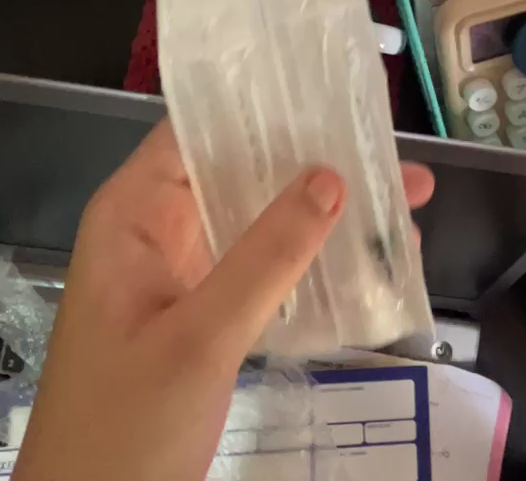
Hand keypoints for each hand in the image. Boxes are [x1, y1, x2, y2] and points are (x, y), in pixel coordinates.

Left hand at [16, 124, 434, 480]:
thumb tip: (333, 177)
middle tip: (389, 150)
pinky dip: (310, 255)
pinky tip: (368, 256)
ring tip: (401, 197)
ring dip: (322, 209)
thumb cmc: (124, 429)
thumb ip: (266, 256)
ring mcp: (183, 268)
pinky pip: (262, 262)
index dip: (260, 106)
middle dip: (314, 160)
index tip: (331, 95)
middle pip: (240, 170)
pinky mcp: (205, 308)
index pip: (198, 128)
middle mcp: (159, 225)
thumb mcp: (199, 339)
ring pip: (258, 216)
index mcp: (135, 210)